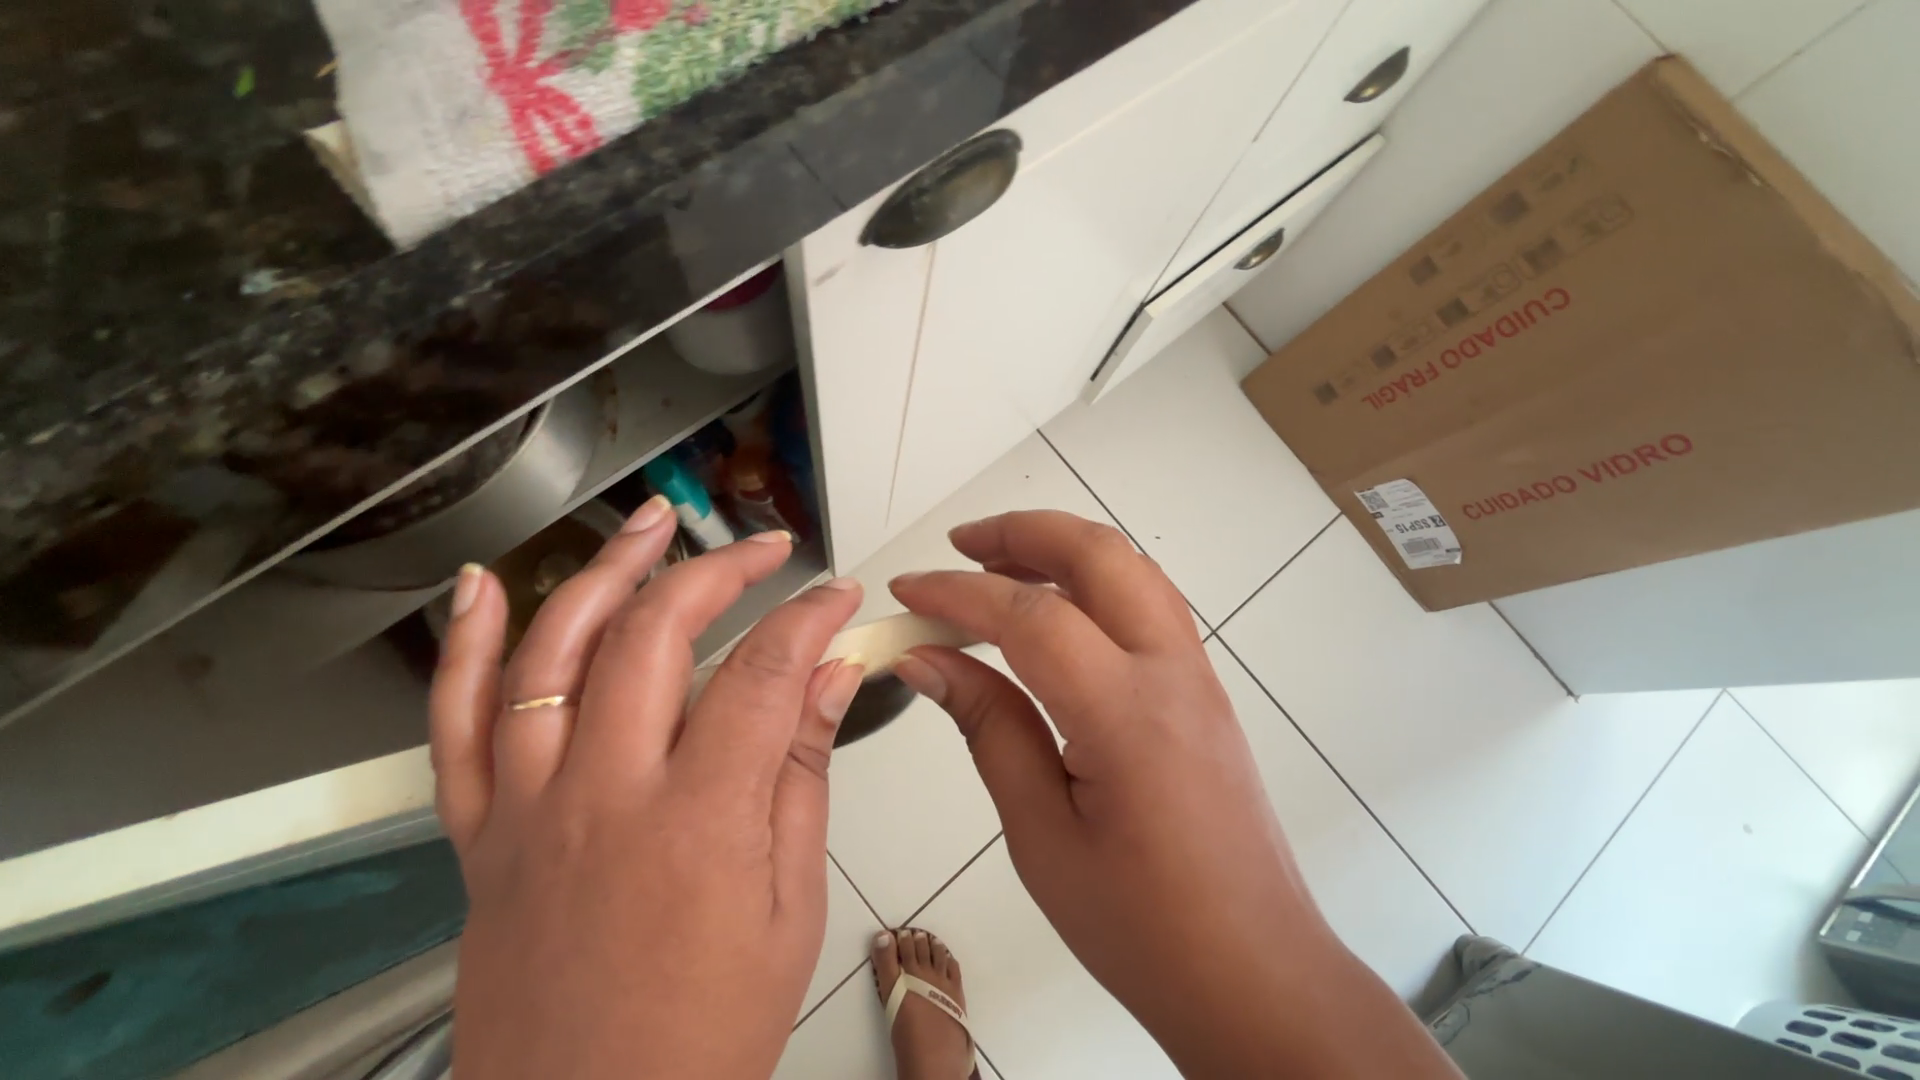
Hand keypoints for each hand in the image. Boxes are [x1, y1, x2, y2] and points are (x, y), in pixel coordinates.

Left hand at [429, 500, 864, 1079]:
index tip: (838, 596)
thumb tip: (829, 678)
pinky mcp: (478, 834)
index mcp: (699, 822)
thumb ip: (800, 777)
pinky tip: (484, 586)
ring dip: (607, 571)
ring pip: (555, 652)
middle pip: (655, 637)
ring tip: (654, 521)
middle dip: (719, 570)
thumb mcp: (790, 907)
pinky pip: (454, 726)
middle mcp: (605, 796)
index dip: (808, 618)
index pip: (762, 675)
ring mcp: (528, 809)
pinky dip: (464, 647)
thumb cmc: (709, 1030)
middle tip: (765, 548)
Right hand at [889, 511, 1457, 1078]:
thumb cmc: (1140, 926)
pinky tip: (1053, 614)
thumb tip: (925, 660)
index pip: (1030, 617)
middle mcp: (1173, 674)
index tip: (904, 593)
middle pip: (1100, 555)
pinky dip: (1094, 585)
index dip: (958, 593)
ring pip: (1133, 570)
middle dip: (1023, 532)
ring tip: (997, 565)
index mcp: (1127, 715)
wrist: (1254, 972)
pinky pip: (1148, 606)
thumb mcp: (1041, 834)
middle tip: (959, 544)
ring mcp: (1199, 677)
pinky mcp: (1204, 692)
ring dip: (1063, 550)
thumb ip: (988, 728)